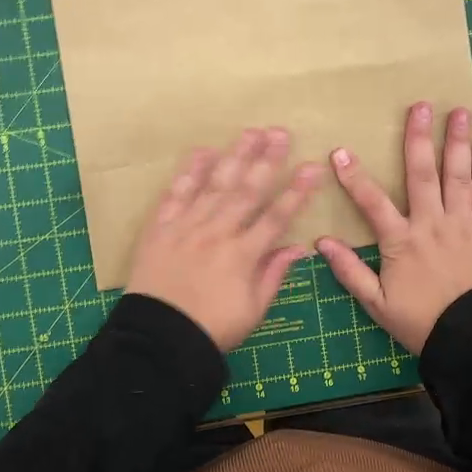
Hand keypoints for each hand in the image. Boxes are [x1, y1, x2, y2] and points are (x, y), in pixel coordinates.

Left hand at [125, 128, 321, 351]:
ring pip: (215, 185)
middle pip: (246, 191)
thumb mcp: (252, 311)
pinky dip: (190, 172)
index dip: (297, 192)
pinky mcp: (160, 228)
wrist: (158, 339)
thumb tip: (299, 247)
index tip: (313, 167)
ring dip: (235, 156)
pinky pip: (176, 194)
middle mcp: (217, 234)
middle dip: (267, 161)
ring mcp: (186, 227)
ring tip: (251, 132)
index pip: (276, 217)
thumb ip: (274, 275)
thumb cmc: (211, 329)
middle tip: (282, 132)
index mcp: (243, 256)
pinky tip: (203, 151)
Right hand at [318, 103, 471, 353]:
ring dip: (457, 142)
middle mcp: (432, 225)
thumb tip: (321, 243)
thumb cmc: (421, 320)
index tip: (340, 152)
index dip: (355, 177)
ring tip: (460, 111)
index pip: (373, 203)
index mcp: (402, 242)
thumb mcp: (377, 303)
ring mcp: (461, 224)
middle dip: (418, 139)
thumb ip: (350, 271)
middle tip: (420, 106)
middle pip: (423, 175)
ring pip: (458, 176)